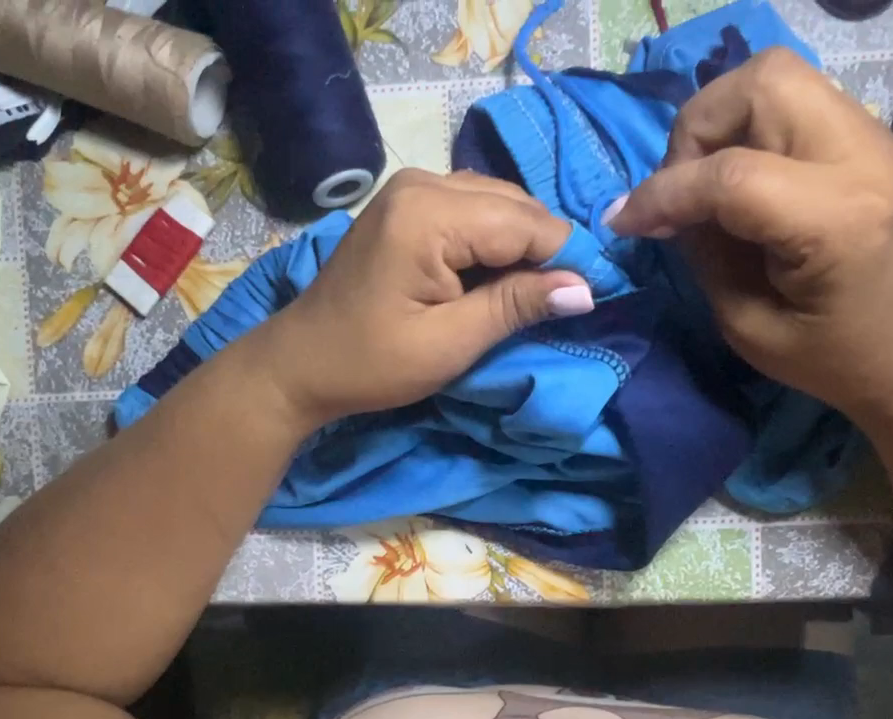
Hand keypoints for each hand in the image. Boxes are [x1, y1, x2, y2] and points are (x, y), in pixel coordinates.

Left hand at [247, 169, 589, 427]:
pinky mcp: (408, 203)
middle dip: (546, 251)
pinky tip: (496, 278)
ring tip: (530, 295)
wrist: (301, 363)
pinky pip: (473, 210)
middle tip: (564, 302)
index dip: (566, 260)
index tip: (591, 300)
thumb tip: (586, 289)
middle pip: (515, 205)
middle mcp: (423, 182)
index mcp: (429, 214)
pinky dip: (495, 241)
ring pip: (498, 204)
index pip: (526, 222)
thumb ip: (516, 307)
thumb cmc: (370, 363)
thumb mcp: (449, 344)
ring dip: (522, 246)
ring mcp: (412, 187)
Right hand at [606, 48, 892, 421]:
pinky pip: (790, 99)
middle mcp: (862, 158)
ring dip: (720, 122)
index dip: (664, 192)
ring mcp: (871, 137)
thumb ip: (703, 254)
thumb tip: (661, 208)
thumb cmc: (826, 357)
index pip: (732, 174)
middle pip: (760, 84)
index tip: (625, 222)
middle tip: (680, 191)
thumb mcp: (745, 325)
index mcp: (836, 223)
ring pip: (773, 76)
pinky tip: (738, 180)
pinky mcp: (864, 135)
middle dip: (696, 130)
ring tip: (705, 182)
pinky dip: (746, 127)